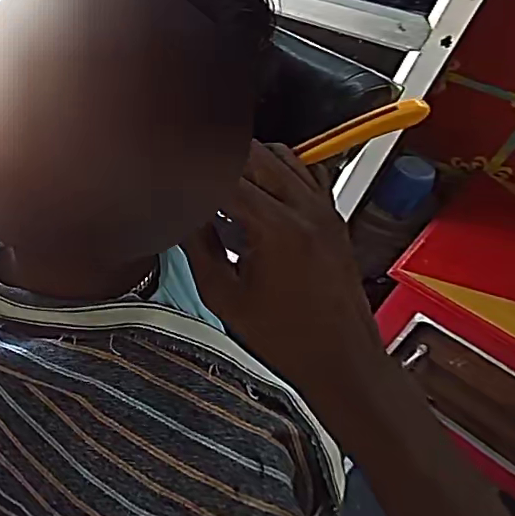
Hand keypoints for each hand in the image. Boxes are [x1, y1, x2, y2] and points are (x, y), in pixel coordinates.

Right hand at [183, 142, 391, 420]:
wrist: (343, 363)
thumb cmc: (289, 339)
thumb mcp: (222, 295)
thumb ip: (197, 245)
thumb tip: (181, 215)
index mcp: (277, 228)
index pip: (223, 177)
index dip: (190, 173)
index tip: (171, 175)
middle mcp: (306, 210)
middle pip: (252, 153)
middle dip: (215, 161)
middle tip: (191, 177)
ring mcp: (324, 210)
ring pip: (279, 154)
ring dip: (245, 160)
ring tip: (220, 182)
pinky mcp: (333, 217)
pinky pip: (305, 171)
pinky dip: (277, 169)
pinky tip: (257, 190)